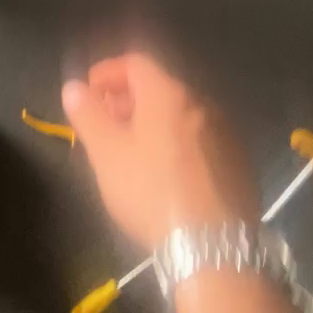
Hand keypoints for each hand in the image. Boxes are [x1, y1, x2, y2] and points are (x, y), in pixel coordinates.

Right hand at [62, 53, 256, 249]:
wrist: (217, 249)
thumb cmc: (151, 191)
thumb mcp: (105, 153)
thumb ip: (87, 114)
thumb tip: (74, 88)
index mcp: (168, 95)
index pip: (135, 63)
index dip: (106, 72)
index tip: (87, 93)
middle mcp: (202, 105)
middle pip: (159, 87)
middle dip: (126, 99)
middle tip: (103, 123)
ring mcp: (226, 135)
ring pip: (180, 114)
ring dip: (151, 121)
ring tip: (130, 150)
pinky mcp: (238, 164)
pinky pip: (198, 137)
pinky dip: (175, 141)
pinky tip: (163, 171)